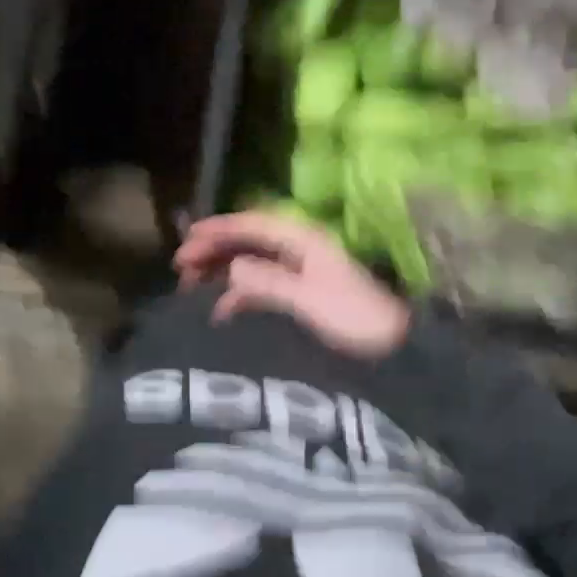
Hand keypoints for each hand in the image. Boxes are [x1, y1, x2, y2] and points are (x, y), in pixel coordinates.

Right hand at [173, 212, 410, 359]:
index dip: (219, 229)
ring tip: (189, 285)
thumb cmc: (356, 320)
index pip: (253, 226)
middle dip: (214, 249)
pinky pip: (258, 288)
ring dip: (220, 271)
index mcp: (304, 241)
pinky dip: (236, 296)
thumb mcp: (311, 301)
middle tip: (180, 265)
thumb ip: (270, 283)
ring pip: (249, 263)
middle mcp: (299, 251)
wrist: (396, 350)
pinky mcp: (299, 298)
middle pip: (248, 242)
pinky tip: (218, 311)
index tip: (187, 240)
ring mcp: (299, 274)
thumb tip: (231, 268)